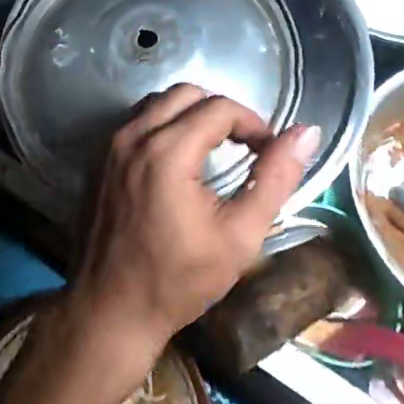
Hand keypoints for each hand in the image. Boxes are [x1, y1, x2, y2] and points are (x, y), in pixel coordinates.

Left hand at [68, 85, 321, 367]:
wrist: (111, 310)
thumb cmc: (179, 279)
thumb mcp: (240, 235)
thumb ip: (274, 178)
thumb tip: (305, 134)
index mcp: (167, 151)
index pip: (220, 108)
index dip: (253, 123)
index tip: (267, 151)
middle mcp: (133, 136)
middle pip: (186, 93)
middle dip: (221, 112)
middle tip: (243, 146)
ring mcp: (109, 146)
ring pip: (158, 102)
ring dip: (190, 114)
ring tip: (213, 150)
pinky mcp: (98, 159)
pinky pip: (135, 121)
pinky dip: (163, 125)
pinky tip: (178, 161)